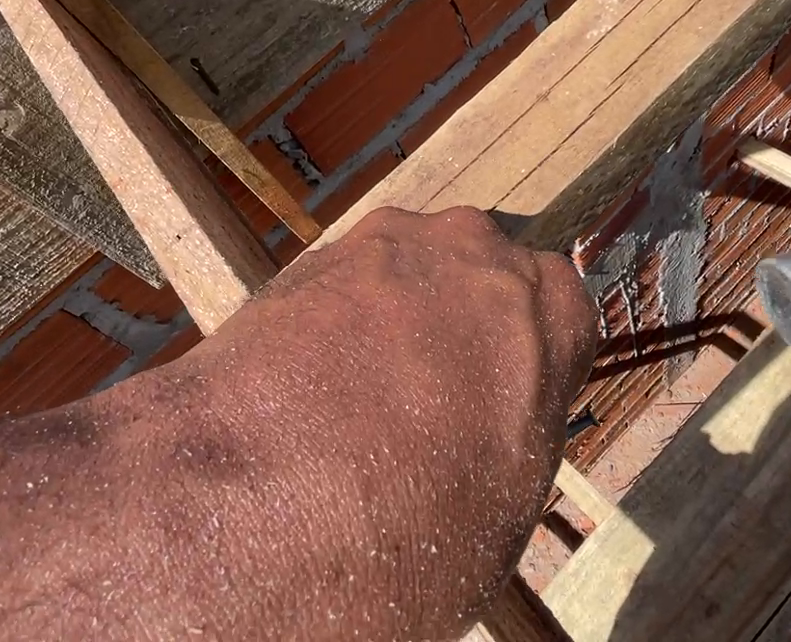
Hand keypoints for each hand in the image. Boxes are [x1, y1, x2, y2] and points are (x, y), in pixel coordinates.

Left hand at [0, 205, 597, 640]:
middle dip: (481, 327)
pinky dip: (365, 309)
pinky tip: (326, 368)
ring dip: (418, 317)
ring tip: (375, 394)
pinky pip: (369, 271)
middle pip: (495, 270)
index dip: (539, 357)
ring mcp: (385, 241)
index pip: (571, 296)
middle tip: (439, 403)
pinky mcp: (316, 249)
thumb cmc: (379, 549)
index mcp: (532, 315)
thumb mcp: (477, 517)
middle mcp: (464, 253)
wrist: (218, 524)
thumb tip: (480, 424)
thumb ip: (493, 445)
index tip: (507, 404)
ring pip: (429, 264)